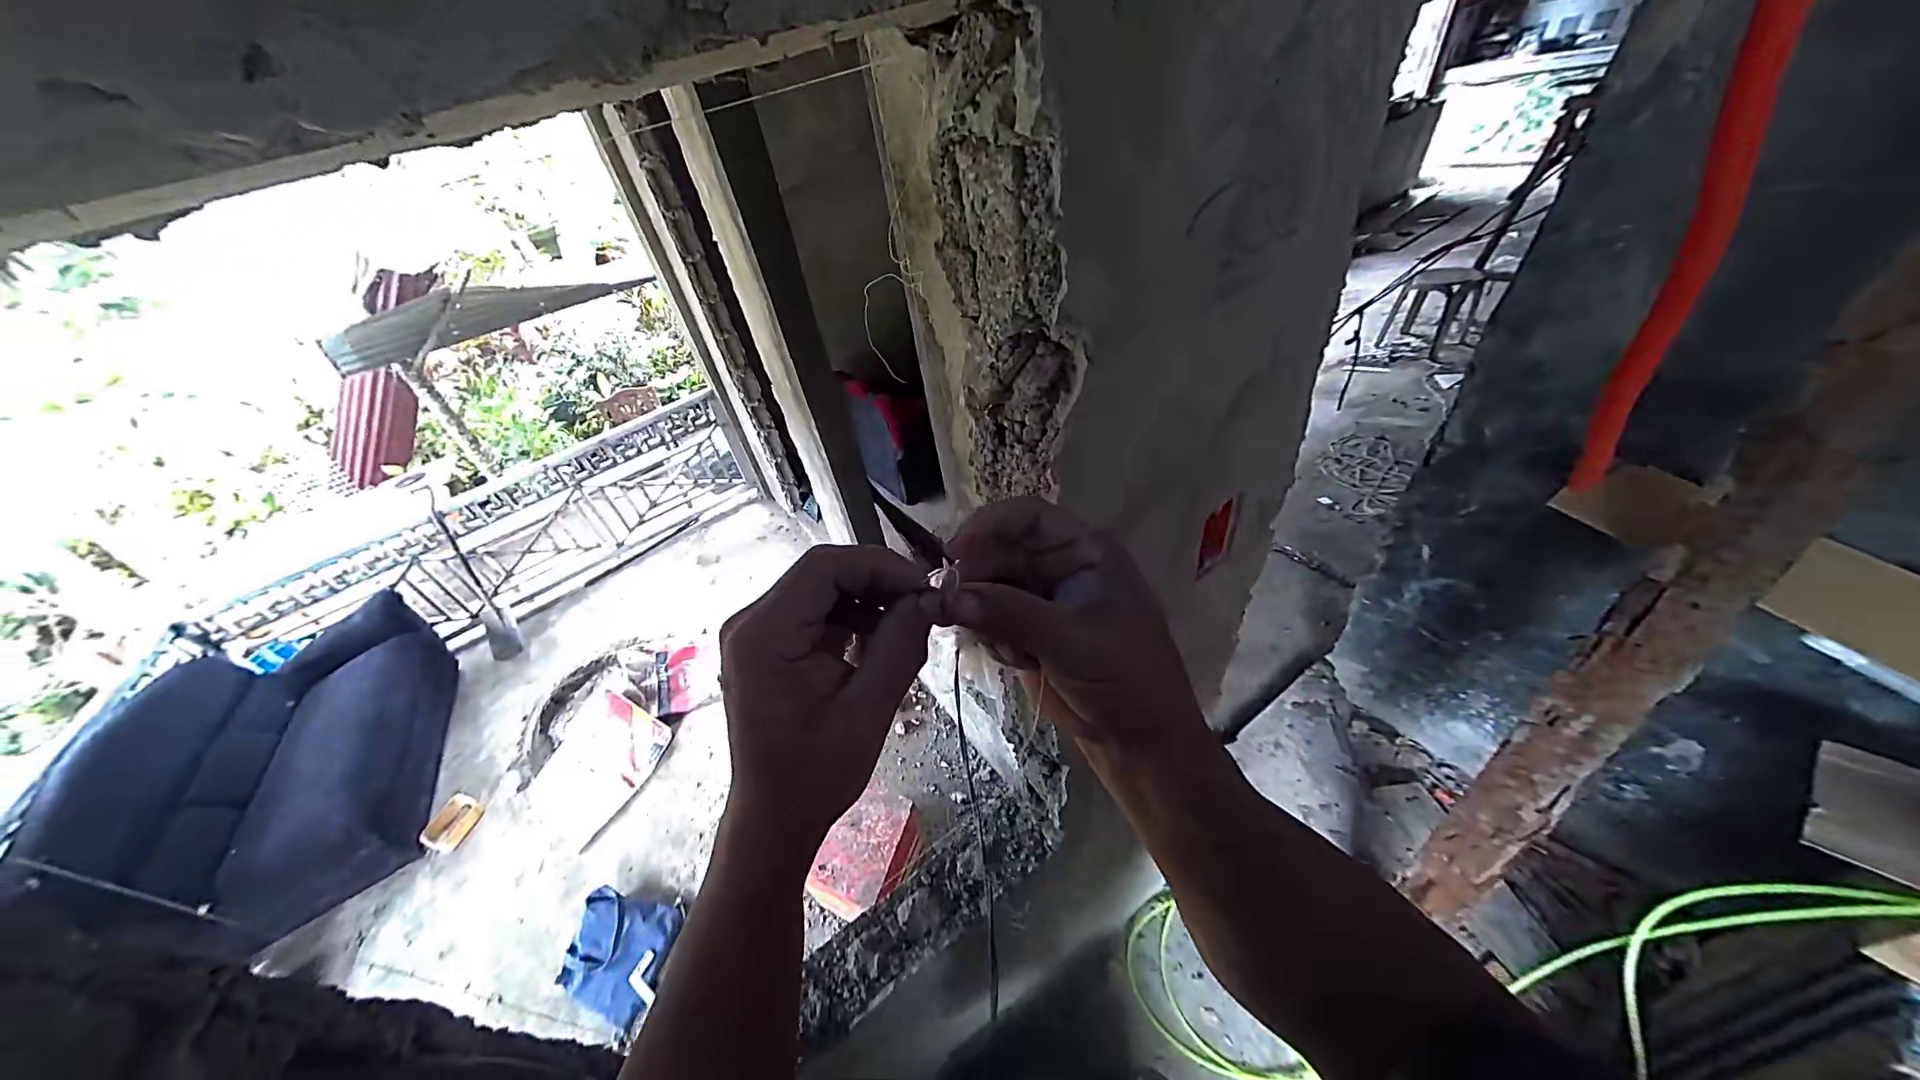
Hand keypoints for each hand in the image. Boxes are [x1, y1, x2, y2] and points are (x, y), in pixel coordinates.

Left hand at [717, 545, 932, 857]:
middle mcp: (752, 623)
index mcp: (763, 634)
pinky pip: (819, 612)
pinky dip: (855, 616)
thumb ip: (899, 646)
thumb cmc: (814, 775)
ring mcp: (758, 633)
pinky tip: (883, 638)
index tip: (924, 586)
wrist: (776, 816)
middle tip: (924, 602)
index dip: (881, 566)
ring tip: (910, 622)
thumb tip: (930, 598)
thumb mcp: (867, 711)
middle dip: (879, 581)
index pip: (824, 566)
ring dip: (870, 598)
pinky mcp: (772, 645)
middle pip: (823, 572)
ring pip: (824, 588)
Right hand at [936, 497, 1207, 756]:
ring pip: (989, 587)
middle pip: (1000, 552)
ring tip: (1004, 647)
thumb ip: (1010, 613)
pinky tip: (1017, 662)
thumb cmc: (1125, 678)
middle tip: (946, 603)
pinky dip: (992, 637)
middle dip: (975, 576)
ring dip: (982, 612)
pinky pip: (991, 620)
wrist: (1141, 741)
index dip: (988, 526)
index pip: (1028, 518)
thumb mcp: (1071, 641)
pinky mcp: (1028, 633)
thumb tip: (949, 594)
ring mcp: (1042, 601)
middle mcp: (1060, 568)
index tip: (953, 553)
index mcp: (1085, 552)